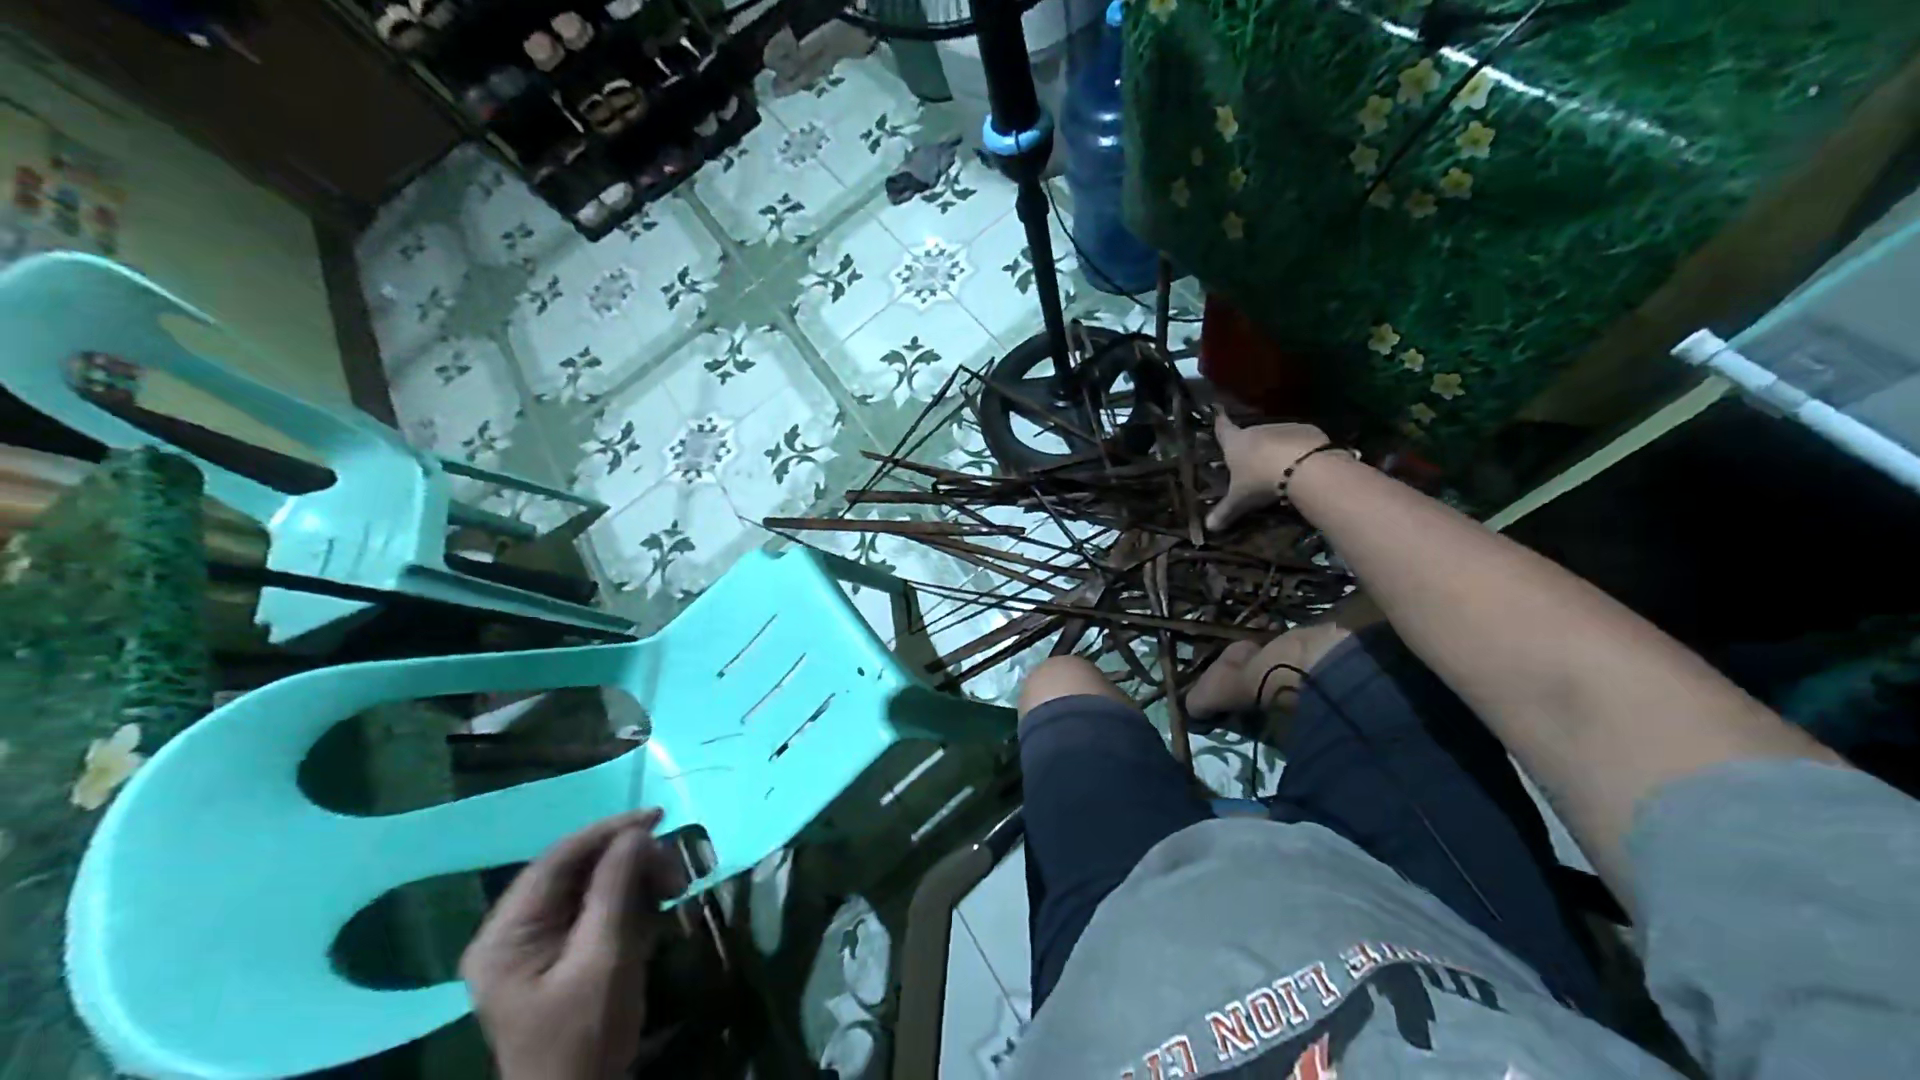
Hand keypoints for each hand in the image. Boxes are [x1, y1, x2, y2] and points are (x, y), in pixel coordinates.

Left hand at [460, 809, 686, 1079]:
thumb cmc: (585, 1037)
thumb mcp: (604, 959)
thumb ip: (616, 889)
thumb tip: (637, 833)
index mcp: (506, 934)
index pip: (558, 859)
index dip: (608, 831)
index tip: (657, 817)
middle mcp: (516, 930)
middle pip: (577, 869)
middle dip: (629, 861)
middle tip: (675, 868)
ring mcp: (539, 943)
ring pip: (593, 885)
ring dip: (636, 879)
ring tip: (674, 888)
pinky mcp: (564, 953)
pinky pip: (599, 908)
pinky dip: (632, 900)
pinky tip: (658, 905)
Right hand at [1206, 409, 1332, 530]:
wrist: (1305, 468)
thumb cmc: (1260, 480)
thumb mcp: (1240, 500)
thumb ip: (1225, 512)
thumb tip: (1209, 528)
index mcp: (1235, 442)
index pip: (1223, 428)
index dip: (1220, 422)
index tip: (1218, 412)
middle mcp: (1256, 430)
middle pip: (1250, 435)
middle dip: (1251, 446)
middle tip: (1253, 463)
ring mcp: (1283, 427)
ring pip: (1275, 438)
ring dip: (1275, 449)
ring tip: (1281, 469)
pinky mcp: (1307, 430)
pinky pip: (1299, 440)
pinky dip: (1298, 449)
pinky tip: (1302, 465)